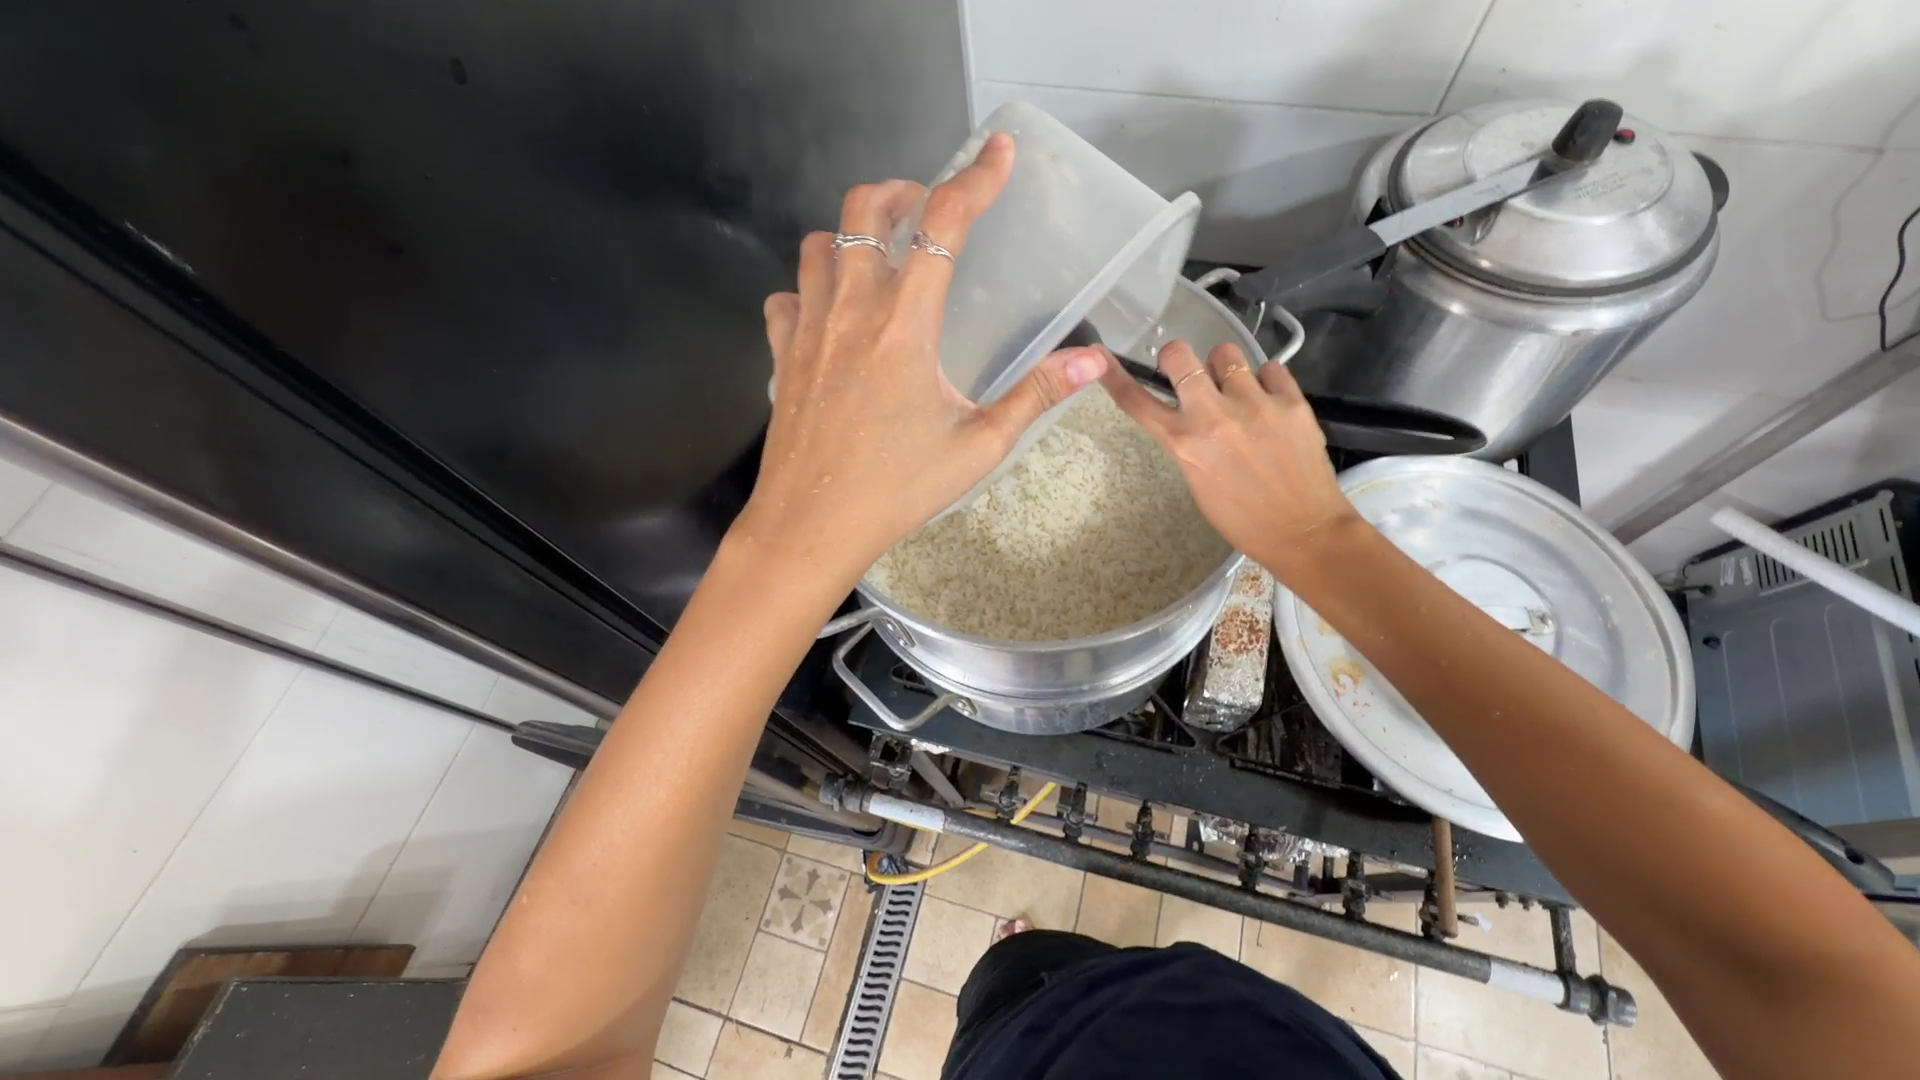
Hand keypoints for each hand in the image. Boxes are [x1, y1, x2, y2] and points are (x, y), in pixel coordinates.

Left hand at [733, 133, 1108, 581]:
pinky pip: (787, 297)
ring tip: (883, 259)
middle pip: (863, 210)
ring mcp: (808, 330)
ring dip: (852, 236)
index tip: (999, 153)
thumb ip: (1036, 396)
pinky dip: (809, 289)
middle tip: (929, 213)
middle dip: (901, 191)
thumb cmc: (896, 490)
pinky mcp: (783, 356)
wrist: (810, 526)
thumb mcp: (978, 446)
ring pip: (818, 244)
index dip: (975, 178)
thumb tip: (1094, 362)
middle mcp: (850, 311)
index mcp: (904, 325)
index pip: (943, 226)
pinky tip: (832, 315)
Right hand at [1097, 339, 1357, 577]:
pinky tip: (1268, 402)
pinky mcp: (1292, 402)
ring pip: (1226, 354)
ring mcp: (1255, 405)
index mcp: (1184, 444)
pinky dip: (1265, 380)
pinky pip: (1270, 368)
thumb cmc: (1242, 518)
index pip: (1137, 401)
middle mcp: (1214, 417)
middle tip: (1188, 372)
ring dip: (1224, 368)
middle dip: (1178, 359)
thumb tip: (1185, 411)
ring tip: (1237, 391)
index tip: (1101, 358)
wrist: (1302, 531)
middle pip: (1180, 355)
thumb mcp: (1197, 482)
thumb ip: (1186, 442)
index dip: (1115, 376)